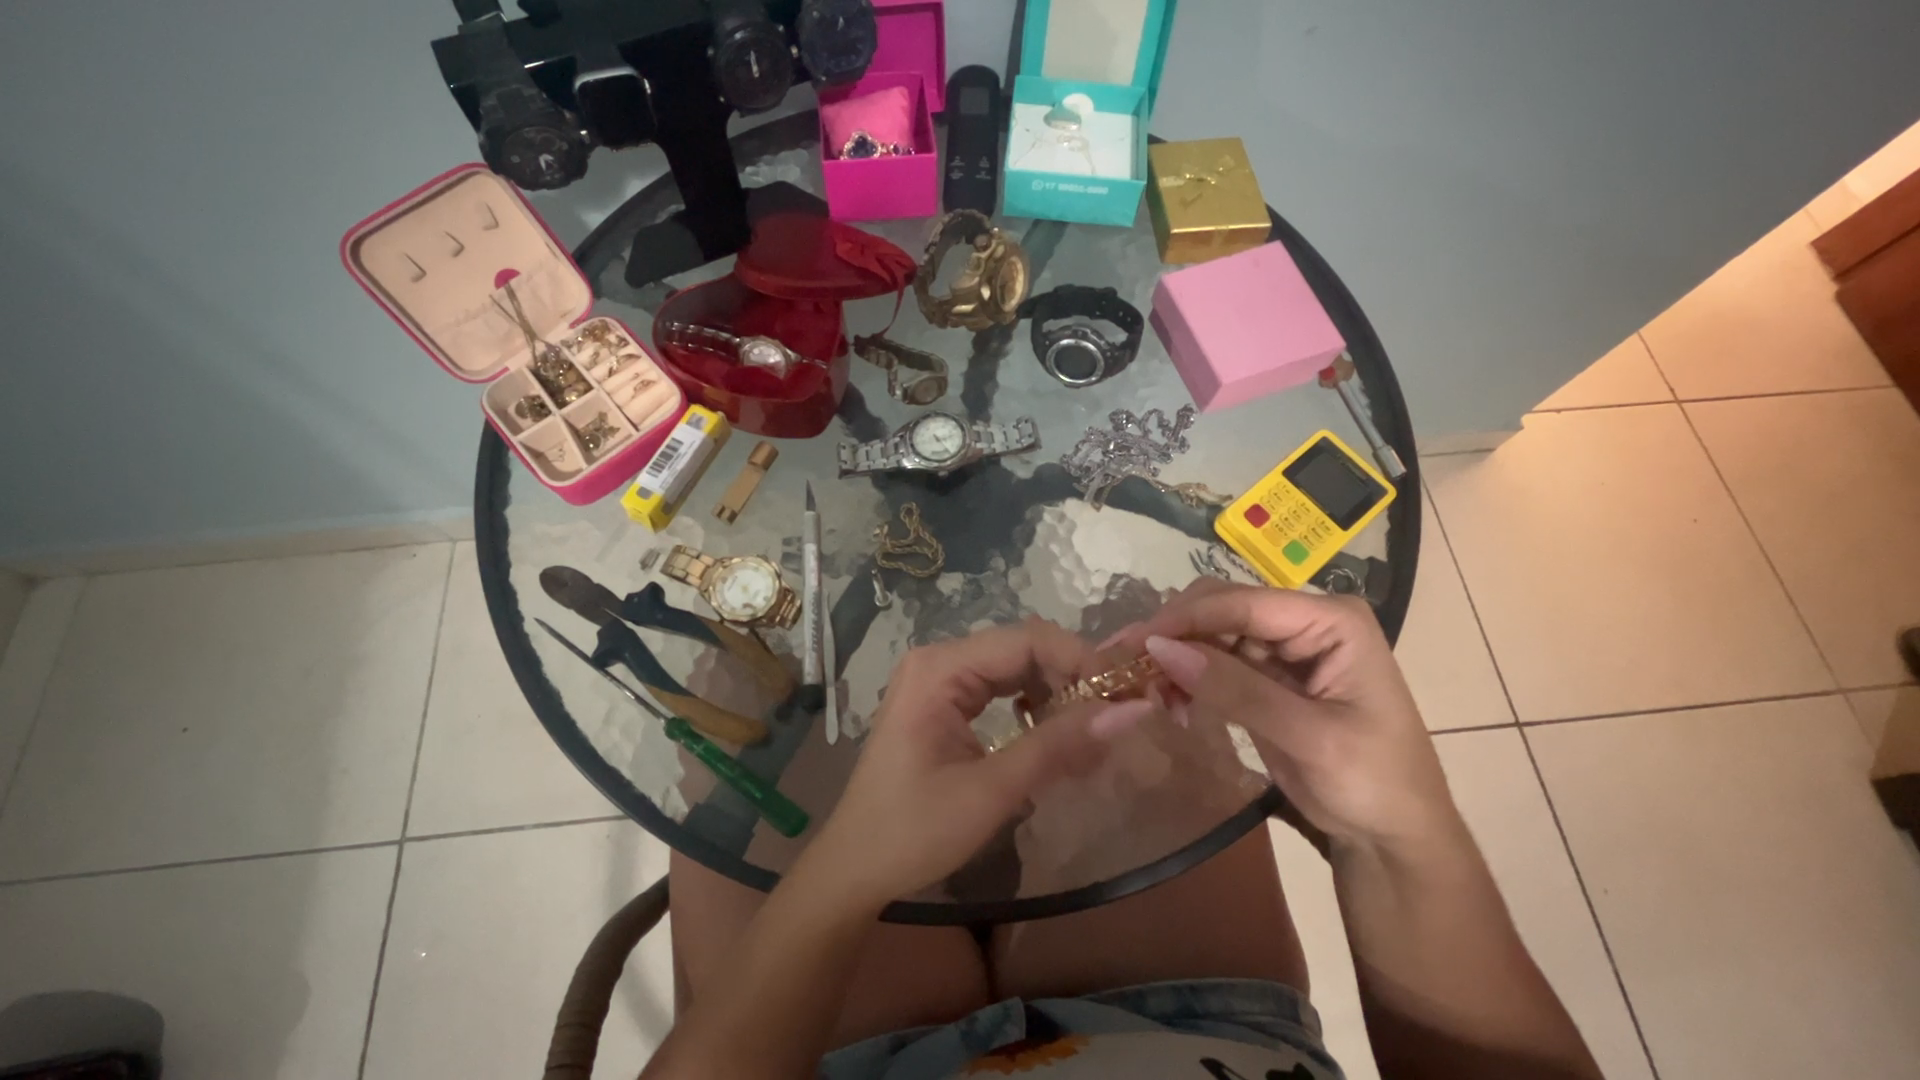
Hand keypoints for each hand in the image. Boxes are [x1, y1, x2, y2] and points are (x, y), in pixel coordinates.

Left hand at [805, 618, 1152, 907]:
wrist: (855, 868)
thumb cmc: (914, 831)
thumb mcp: (992, 790)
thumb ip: (1059, 745)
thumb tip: (1131, 710)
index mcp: (939, 668)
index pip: (1028, 639)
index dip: (1081, 660)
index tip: (1124, 696)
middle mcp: (938, 661)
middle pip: (1023, 648)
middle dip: (1073, 677)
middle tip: (1117, 716)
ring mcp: (938, 682)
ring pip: (1016, 669)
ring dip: (1057, 694)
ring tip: (1093, 731)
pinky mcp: (942, 705)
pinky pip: (1000, 691)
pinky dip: (1034, 709)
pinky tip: (1057, 738)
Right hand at [1110, 581, 1462, 854]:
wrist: (1394, 836)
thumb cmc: (1372, 782)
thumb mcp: (1307, 736)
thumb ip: (1234, 688)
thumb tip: (1158, 648)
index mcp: (1331, 620)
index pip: (1244, 603)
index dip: (1186, 618)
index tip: (1134, 644)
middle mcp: (1306, 621)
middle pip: (1222, 608)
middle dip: (1175, 635)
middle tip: (1127, 668)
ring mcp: (1286, 647)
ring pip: (1211, 633)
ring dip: (1177, 659)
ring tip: (1150, 695)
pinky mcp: (1268, 675)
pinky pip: (1216, 662)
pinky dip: (1189, 679)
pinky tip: (1173, 705)